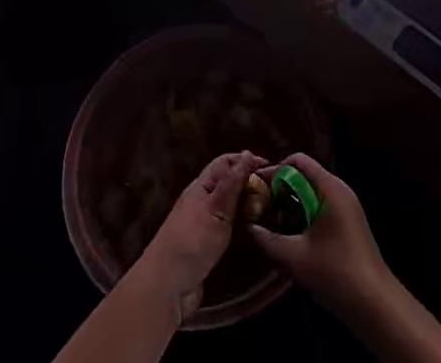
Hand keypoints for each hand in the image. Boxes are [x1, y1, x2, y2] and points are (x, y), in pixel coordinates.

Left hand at [131, 150, 265, 320]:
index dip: (246, 161)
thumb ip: (231, 184)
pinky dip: (243, 221)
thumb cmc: (190, 242)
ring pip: (231, 203)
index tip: (269, 168)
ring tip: (269, 210)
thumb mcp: (215, 210)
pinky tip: (255, 228)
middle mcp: (203, 200)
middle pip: (229, 182)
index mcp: (201, 187)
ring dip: (248, 203)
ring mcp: (205, 221)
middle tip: (273, 194)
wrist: (167, 286)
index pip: (225, 162)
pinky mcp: (208, 242)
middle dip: (250, 183)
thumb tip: (247, 154)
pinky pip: (230, 223)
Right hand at [247, 154, 390, 316]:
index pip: (298, 161)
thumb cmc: (335, 272)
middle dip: (280, 188)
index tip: (256, 187)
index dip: (274, 170)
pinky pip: (321, 204)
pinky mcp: (348, 221)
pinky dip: (304, 212)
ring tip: (272, 221)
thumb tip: (249, 227)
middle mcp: (340, 190)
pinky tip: (291, 233)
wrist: (375, 303)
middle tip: (260, 206)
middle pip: (305, 175)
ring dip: (291, 202)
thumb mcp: (294, 256)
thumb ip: (268, 239)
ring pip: (312, 191)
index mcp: (330, 188)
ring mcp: (346, 205)